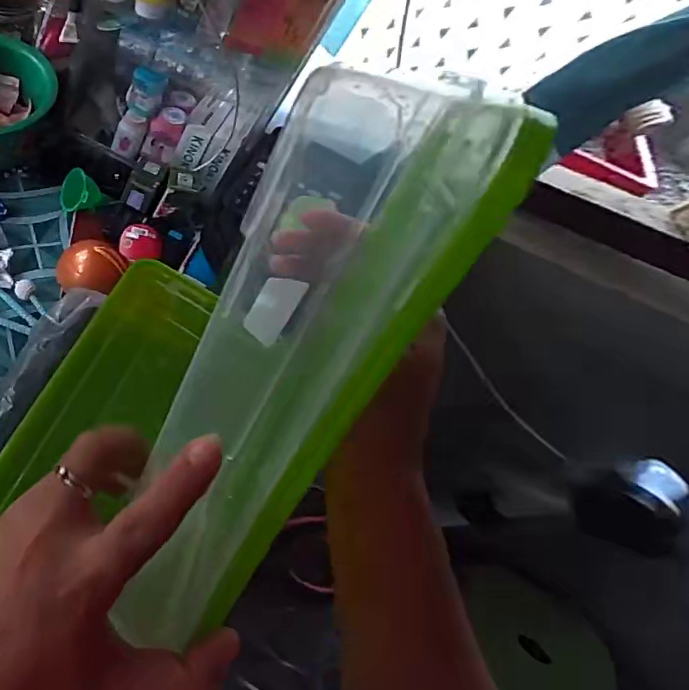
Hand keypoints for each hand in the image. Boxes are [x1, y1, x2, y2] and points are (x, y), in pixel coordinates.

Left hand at [0, 428, 240, 689]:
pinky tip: (76, 525)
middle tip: (145, 462)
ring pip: (69, 466)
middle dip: (125, 443)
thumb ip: (183, 680)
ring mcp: (23, 513)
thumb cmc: (35, 682)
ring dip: (100, 469)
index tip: (209, 444)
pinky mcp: (2, 514)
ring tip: (117, 495)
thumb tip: (227, 640)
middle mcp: (55, 526)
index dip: (183, 480)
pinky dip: (73, 487)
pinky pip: (49, 485)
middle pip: (92, 453)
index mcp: (90, 570)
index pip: (148, 517)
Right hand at [267, 207, 442, 479]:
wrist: (371, 469)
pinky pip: (332, 307)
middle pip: (360, 264)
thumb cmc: (371, 415)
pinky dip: (307, 294)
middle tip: (276, 245)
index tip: (305, 220)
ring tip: (273, 265)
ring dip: (309, 268)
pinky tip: (280, 293)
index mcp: (416, 313)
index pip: (384, 253)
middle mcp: (402, 315)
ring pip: (343, 283)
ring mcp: (379, 332)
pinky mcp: (356, 348)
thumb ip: (351, 309)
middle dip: (318, 248)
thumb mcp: (362, 354)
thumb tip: (329, 261)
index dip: (344, 230)